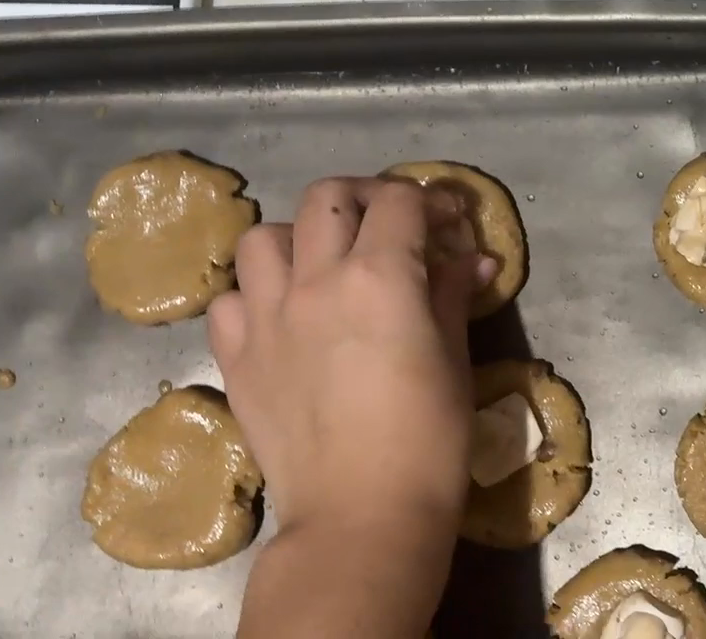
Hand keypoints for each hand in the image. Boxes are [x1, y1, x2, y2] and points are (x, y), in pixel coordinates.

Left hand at [208, 177, 491, 638]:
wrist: (362, 510)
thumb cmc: (430, 431)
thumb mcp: (455, 352)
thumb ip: (453, 292)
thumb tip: (474, 259)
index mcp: (381, 275)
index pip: (401, 199)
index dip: (431, 199)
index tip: (450, 221)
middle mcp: (317, 281)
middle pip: (328, 197)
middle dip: (366, 197)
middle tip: (391, 224)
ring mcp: (266, 317)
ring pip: (264, 236)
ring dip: (301, 236)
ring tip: (328, 262)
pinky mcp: (234, 357)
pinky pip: (231, 297)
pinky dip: (259, 290)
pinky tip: (288, 313)